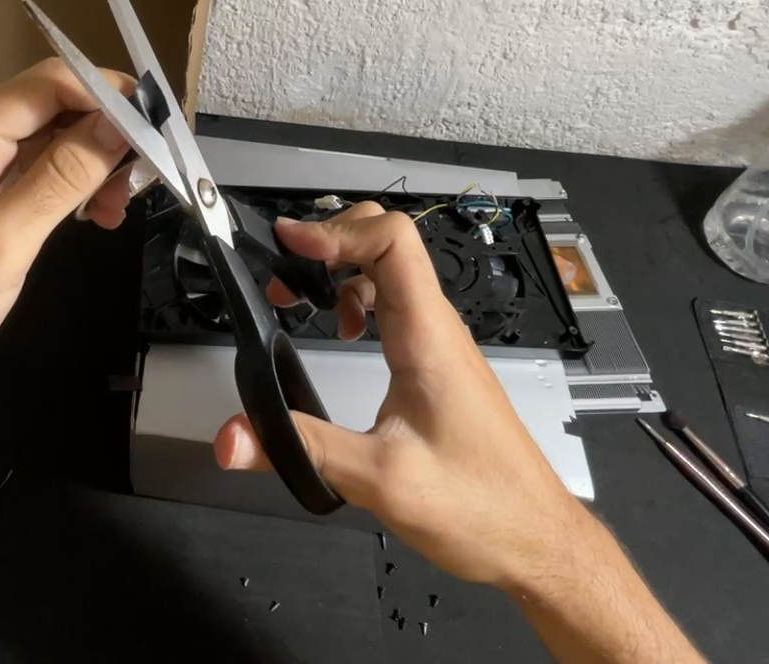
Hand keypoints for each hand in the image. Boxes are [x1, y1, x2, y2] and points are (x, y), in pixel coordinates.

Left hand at [0, 59, 135, 409]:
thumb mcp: (0, 248)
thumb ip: (59, 179)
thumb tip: (116, 124)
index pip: (49, 82)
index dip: (109, 94)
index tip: (156, 131)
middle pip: (47, 107)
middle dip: (103, 134)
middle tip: (141, 184)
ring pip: (39, 141)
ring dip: (86, 165)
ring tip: (112, 211)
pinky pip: (21, 171)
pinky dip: (59, 187)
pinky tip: (81, 218)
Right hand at [214, 202, 591, 589]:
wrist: (537, 539)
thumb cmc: (478, 508)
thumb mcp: (379, 480)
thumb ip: (302, 448)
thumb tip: (231, 439)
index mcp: (428, 337)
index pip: (392, 241)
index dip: (337, 229)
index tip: (289, 242)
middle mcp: (436, 326)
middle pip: (388, 239)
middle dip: (329, 242)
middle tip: (284, 275)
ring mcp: (439, 338)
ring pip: (389, 268)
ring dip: (339, 268)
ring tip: (297, 302)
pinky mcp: (436, 357)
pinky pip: (395, 300)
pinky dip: (356, 297)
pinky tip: (342, 333)